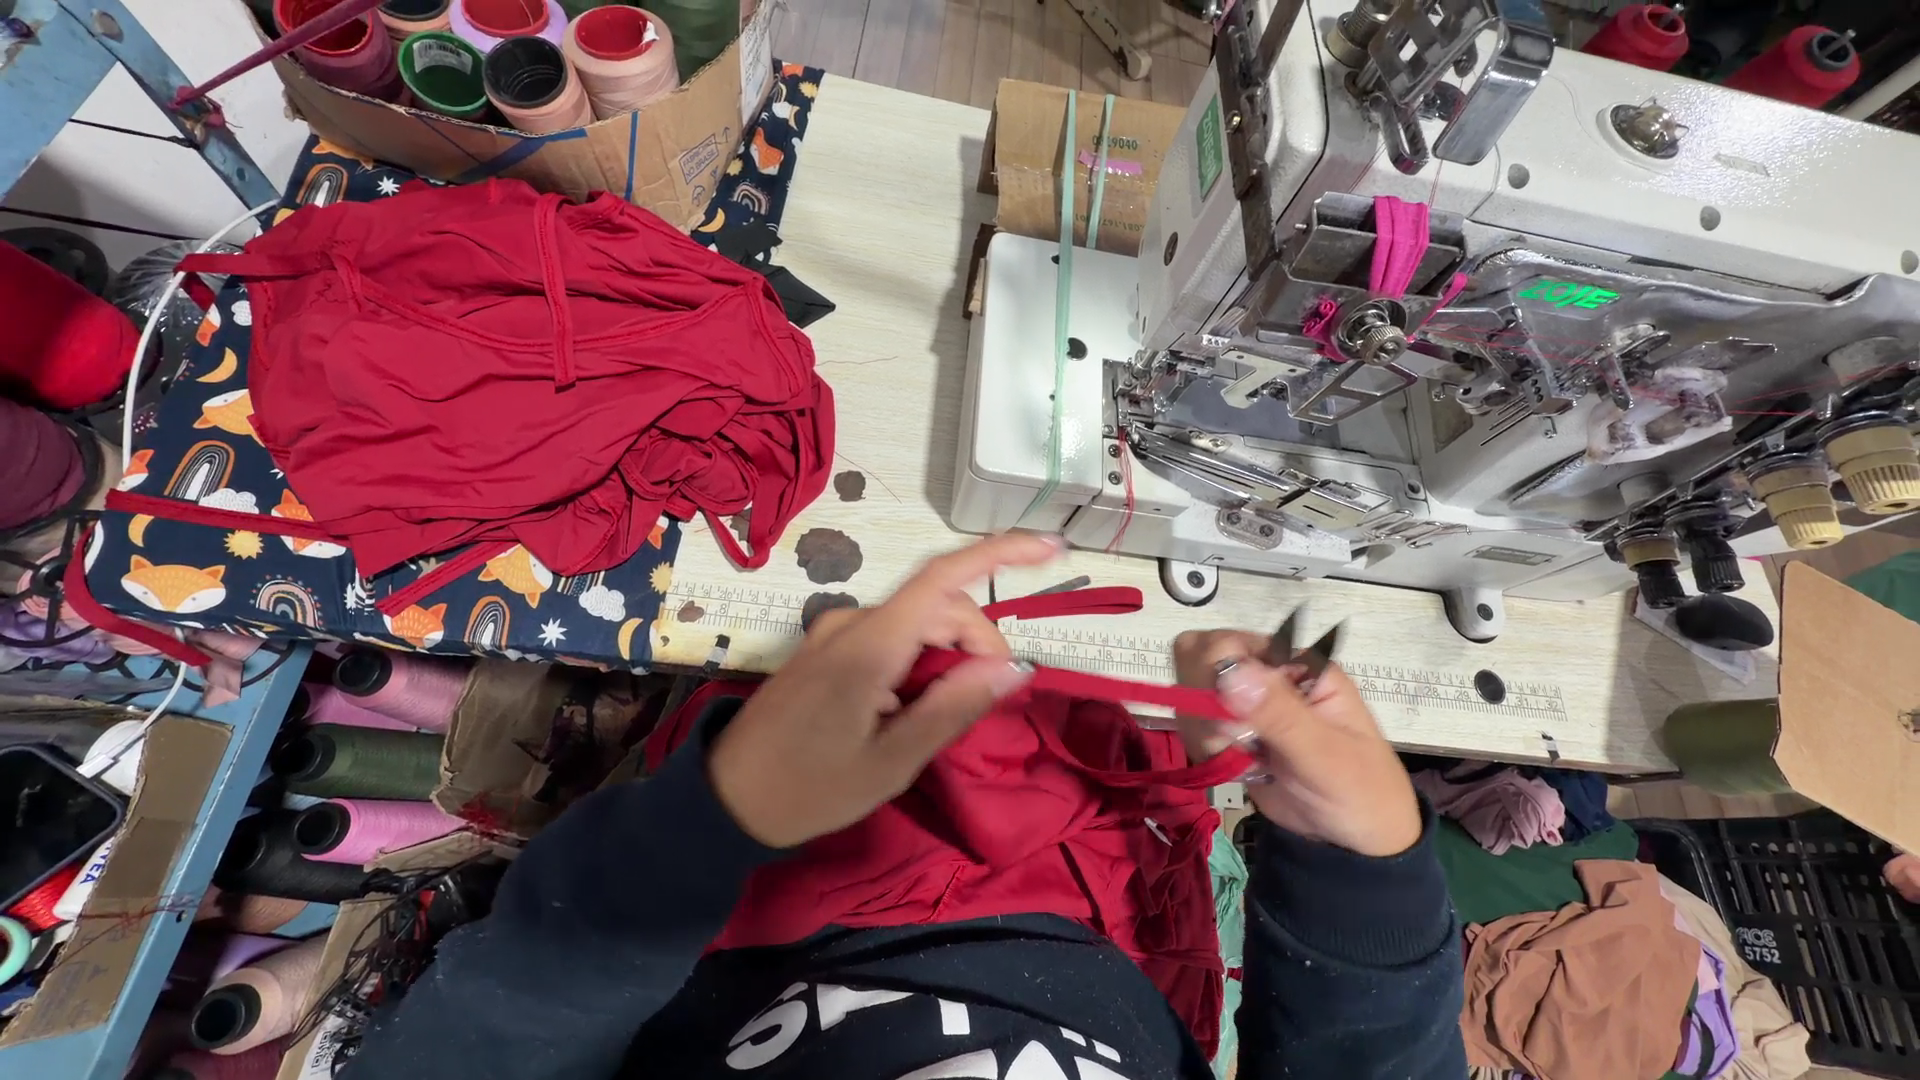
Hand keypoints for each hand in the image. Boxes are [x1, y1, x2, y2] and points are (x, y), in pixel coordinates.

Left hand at [708, 532, 1060, 846]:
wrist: (725, 800)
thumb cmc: (810, 788)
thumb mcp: (892, 760)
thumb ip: (954, 707)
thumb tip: (1014, 666)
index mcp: (871, 642)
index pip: (945, 577)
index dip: (1003, 553)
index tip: (1054, 548)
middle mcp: (853, 621)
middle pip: (939, 605)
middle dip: (976, 642)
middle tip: (986, 702)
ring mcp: (837, 632)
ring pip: (918, 621)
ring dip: (948, 655)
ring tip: (942, 714)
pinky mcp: (829, 649)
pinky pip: (892, 636)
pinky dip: (920, 659)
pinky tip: (914, 705)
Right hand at [1172, 630, 1420, 856]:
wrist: (1354, 839)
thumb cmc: (1359, 790)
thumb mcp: (1325, 754)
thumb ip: (1279, 713)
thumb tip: (1231, 672)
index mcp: (1295, 665)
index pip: (1226, 643)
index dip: (1212, 676)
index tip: (1227, 720)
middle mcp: (1264, 673)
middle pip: (1196, 659)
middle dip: (1204, 706)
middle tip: (1235, 741)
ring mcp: (1242, 700)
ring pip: (1189, 692)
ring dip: (1203, 732)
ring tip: (1243, 759)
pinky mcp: (1228, 728)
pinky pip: (1192, 723)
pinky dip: (1203, 748)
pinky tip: (1236, 766)